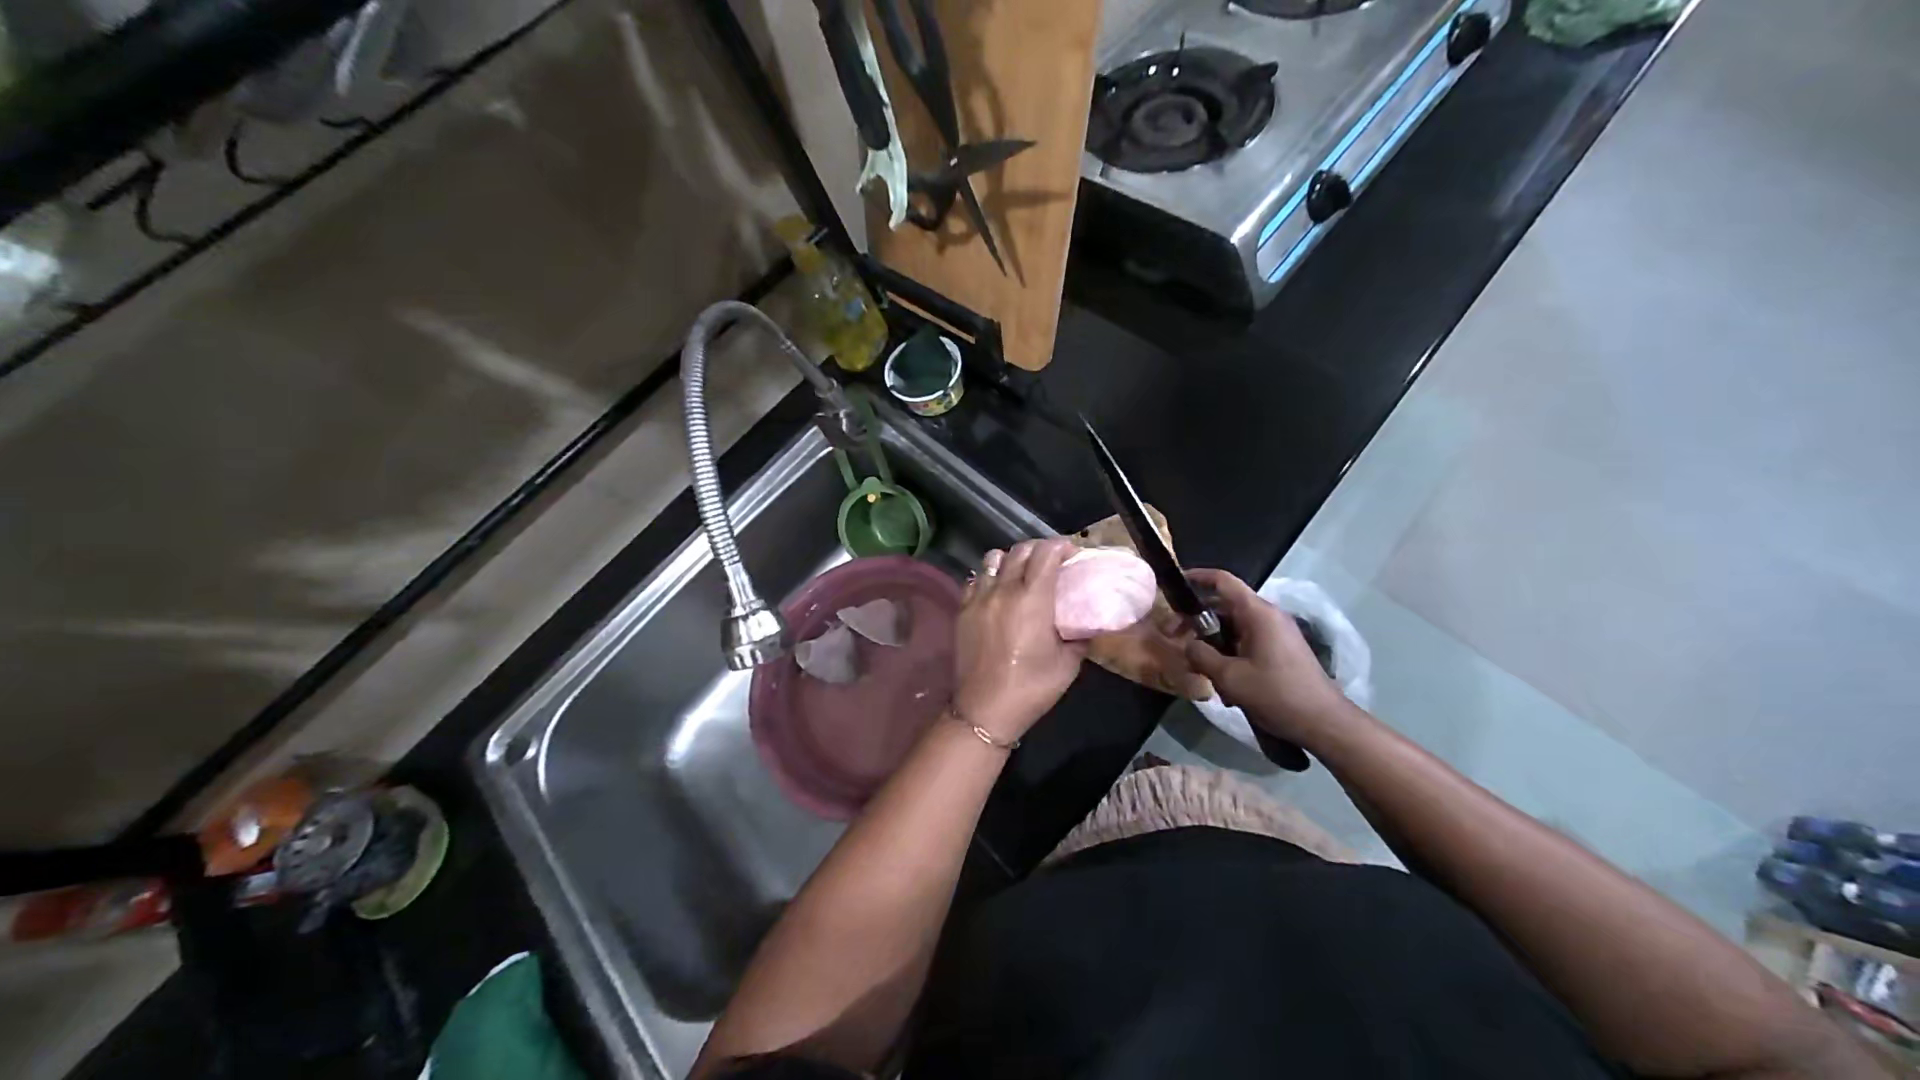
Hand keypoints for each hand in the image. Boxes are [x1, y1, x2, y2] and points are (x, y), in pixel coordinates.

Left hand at [953, 538, 1084, 741]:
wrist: (984, 709)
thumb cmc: (1032, 688)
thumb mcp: (1068, 664)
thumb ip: (1079, 636)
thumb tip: (1086, 623)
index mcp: (1032, 599)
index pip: (1045, 552)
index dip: (1061, 546)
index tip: (1071, 553)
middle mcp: (1003, 590)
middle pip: (1019, 551)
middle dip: (1039, 550)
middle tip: (1051, 562)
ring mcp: (978, 598)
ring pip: (993, 559)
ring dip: (1010, 560)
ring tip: (1021, 573)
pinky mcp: (962, 610)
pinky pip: (976, 580)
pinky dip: (989, 577)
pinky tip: (997, 591)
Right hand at [1183, 569, 1352, 747]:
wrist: (1324, 723)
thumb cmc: (1276, 695)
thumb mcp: (1230, 677)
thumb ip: (1201, 655)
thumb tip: (1188, 644)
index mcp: (1258, 613)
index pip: (1223, 581)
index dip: (1197, 577)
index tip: (1175, 584)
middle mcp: (1269, 616)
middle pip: (1226, 604)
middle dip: (1199, 616)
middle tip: (1175, 632)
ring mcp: (1278, 633)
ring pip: (1235, 625)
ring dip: (1214, 638)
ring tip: (1195, 659)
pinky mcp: (1282, 649)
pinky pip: (1248, 639)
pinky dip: (1230, 649)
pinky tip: (1220, 675)